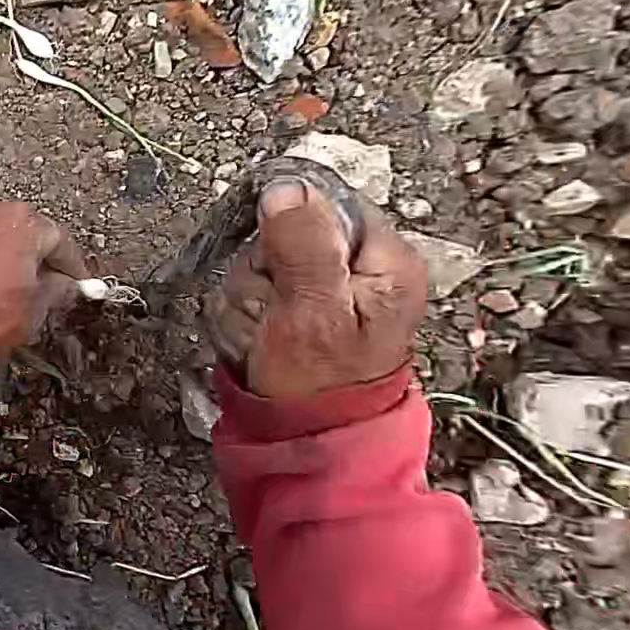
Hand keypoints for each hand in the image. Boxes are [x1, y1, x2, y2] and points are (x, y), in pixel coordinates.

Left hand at [0, 195, 88, 369]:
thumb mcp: (33, 312)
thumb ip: (58, 290)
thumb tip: (67, 283)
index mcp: (25, 226)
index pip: (61, 241)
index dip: (71, 265)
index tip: (75, 281)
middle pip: (29, 229)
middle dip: (38, 254)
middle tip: (42, 282)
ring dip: (6, 248)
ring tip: (6, 279)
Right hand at [209, 179, 428, 398]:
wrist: (302, 441)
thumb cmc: (319, 384)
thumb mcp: (315, 311)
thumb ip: (303, 245)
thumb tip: (284, 188)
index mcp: (384, 261)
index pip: (327, 203)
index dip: (293, 226)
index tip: (279, 263)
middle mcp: (355, 270)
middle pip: (285, 233)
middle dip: (265, 272)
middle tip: (275, 310)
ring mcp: (319, 290)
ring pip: (258, 263)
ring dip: (251, 298)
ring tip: (267, 332)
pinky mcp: (291, 308)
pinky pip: (249, 290)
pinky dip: (245, 315)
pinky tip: (260, 338)